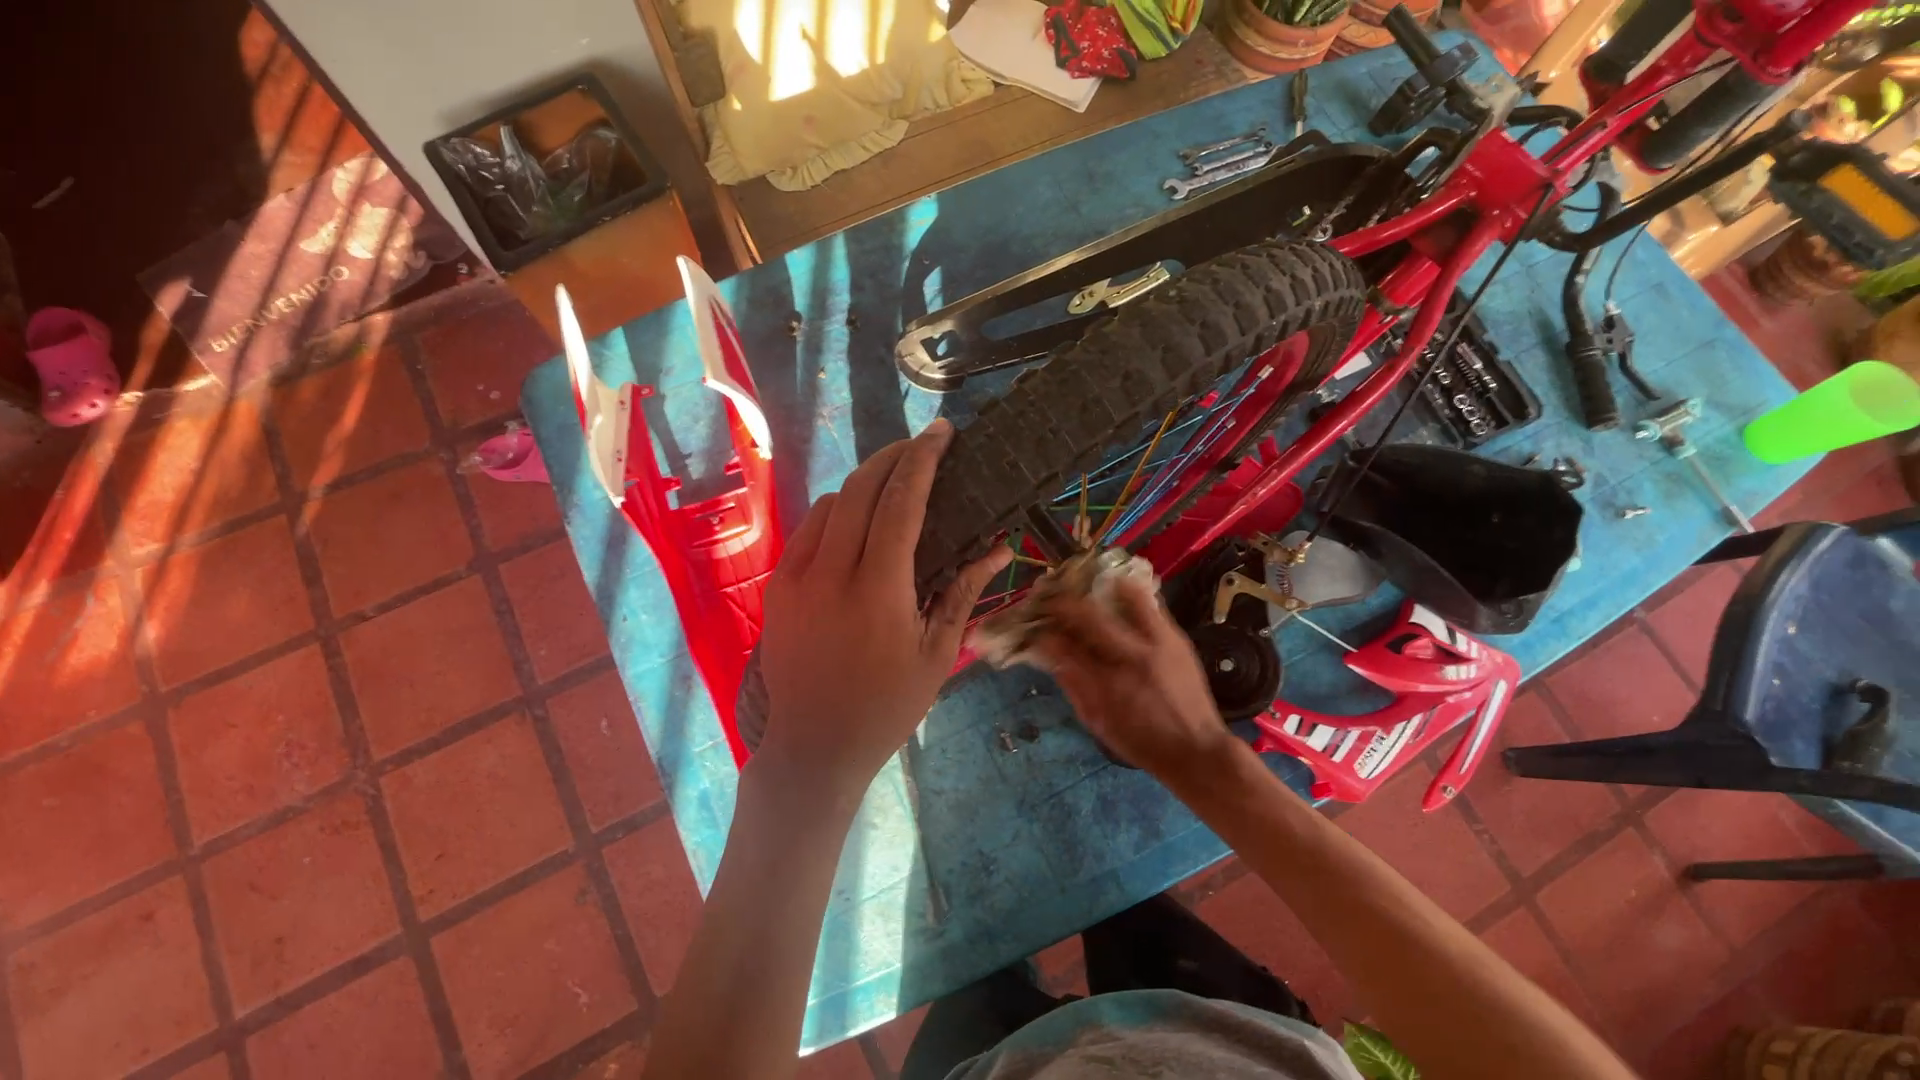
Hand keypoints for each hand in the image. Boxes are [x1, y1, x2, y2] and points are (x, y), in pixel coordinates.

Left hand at [755, 419, 1010, 797]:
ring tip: (892, 485)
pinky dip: (834, 514)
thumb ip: (963, 594)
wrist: (812, 748)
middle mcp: (831, 572)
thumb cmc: (885, 708)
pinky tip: (855, 524)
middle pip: (860, 489)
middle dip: (892, 457)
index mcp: (879, 590)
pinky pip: (807, 531)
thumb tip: (1000, 550)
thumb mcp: (935, 655)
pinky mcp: (777, 588)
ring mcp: (796, 577)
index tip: (941, 432)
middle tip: (920, 445)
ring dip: (863, 485)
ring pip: (829, 504)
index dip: (923, 460)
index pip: (901, 502)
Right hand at [1031, 577, 1242, 782]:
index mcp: (1108, 684)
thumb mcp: (1098, 721)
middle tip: (1049, 598)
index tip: (1033, 628)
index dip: (1044, 634)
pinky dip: (1132, 593)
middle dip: (1063, 604)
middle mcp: (1133, 657)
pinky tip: (1118, 587)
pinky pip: (1152, 605)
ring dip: (1101, 587)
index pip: (1065, 648)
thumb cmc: (1141, 742)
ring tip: (1085, 583)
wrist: (1197, 750)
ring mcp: (1159, 643)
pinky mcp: (1177, 639)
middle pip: (1090, 617)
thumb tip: (1050, 656)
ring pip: (1128, 598)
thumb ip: (1073, 685)